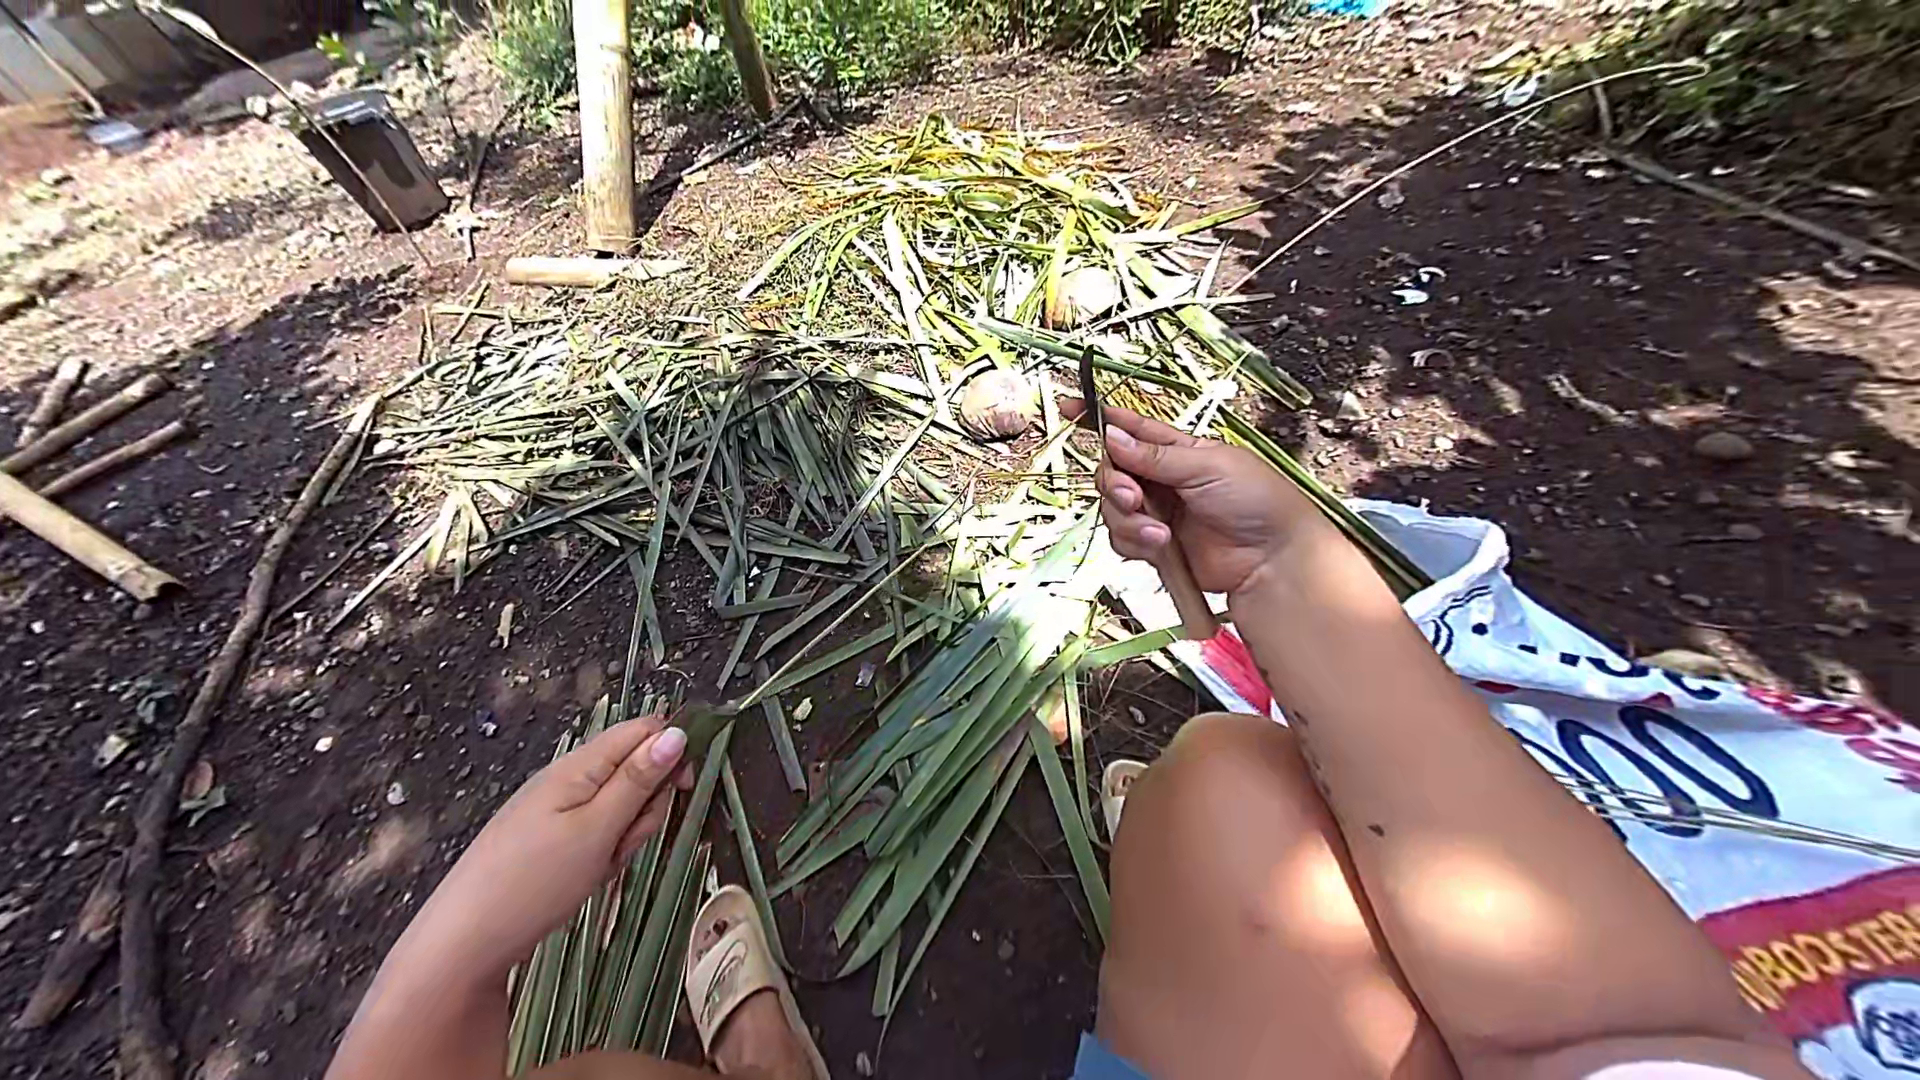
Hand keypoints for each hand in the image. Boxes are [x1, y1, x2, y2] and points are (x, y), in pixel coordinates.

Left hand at [396, 716, 694, 980]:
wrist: (456, 952)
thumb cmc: (533, 883)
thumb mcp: (598, 829)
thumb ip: (639, 779)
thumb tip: (678, 732)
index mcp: (579, 765)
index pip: (644, 729)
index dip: (672, 751)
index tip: (682, 788)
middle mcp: (569, 776)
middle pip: (635, 766)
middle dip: (647, 801)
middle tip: (627, 840)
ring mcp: (556, 807)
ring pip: (620, 800)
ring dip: (627, 829)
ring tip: (605, 862)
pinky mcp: (549, 835)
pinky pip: (597, 825)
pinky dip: (606, 846)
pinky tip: (590, 872)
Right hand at [1063, 400, 1328, 598]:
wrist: (1270, 560)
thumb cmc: (1256, 502)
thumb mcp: (1208, 466)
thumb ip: (1155, 455)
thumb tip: (1112, 435)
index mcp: (1176, 450)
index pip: (1130, 429)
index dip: (1099, 418)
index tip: (1070, 407)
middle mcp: (1160, 479)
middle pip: (1111, 472)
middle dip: (1115, 484)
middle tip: (1133, 495)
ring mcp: (1155, 512)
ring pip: (1111, 508)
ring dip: (1128, 519)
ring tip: (1159, 531)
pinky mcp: (1152, 544)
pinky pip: (1121, 538)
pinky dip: (1135, 541)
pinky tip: (1160, 545)